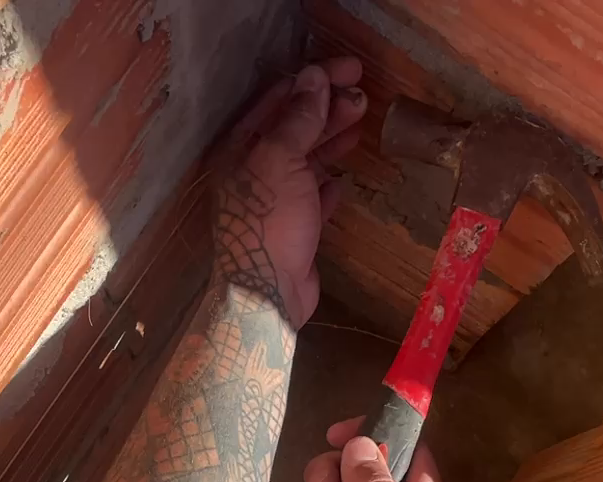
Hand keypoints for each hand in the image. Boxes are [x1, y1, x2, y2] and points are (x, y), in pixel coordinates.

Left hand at [213, 59, 366, 323]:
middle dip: (327, 111)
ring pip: (304, 164)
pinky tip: (340, 181)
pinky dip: (326, 189)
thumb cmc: (269, 220)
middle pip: (293, 132)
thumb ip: (298, 119)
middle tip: (362, 96)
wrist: (268, 292)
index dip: (313, 81)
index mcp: (240, 151)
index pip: (277, 102)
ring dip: (330, 142)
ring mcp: (273, 206)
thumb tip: (313, 78)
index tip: (349, 69)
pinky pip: (311, 203)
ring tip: (360, 123)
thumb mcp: (280, 159)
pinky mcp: (292, 234)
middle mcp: (252, 175)